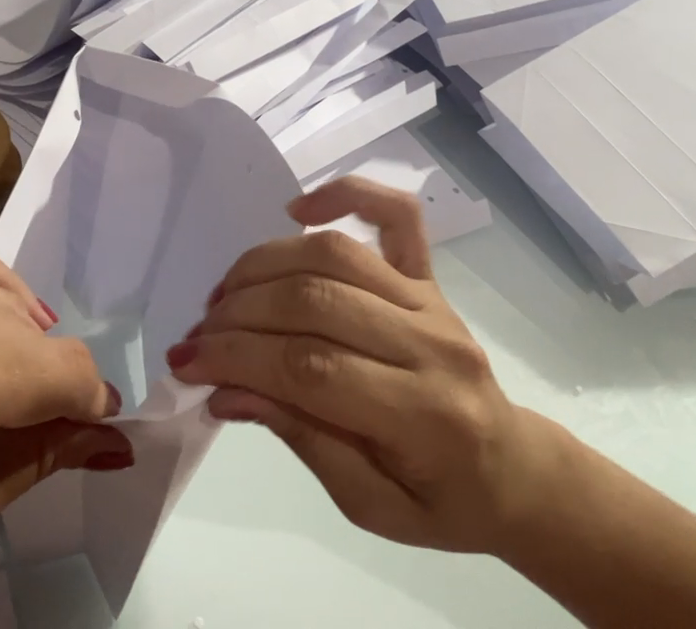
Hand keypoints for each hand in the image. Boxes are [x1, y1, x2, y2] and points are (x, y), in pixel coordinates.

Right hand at [165, 177, 553, 554]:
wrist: (511, 470)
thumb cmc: (439, 501)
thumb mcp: (367, 502)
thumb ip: (299, 438)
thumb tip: (223, 390)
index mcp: (422, 415)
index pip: (310, 369)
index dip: (237, 358)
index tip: (185, 364)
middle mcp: (431, 344)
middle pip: (315, 302)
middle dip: (238, 316)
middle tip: (195, 338)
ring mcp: (432, 301)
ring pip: (335, 254)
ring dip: (263, 266)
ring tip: (225, 296)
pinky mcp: (430, 277)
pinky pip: (396, 215)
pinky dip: (347, 194)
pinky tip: (298, 210)